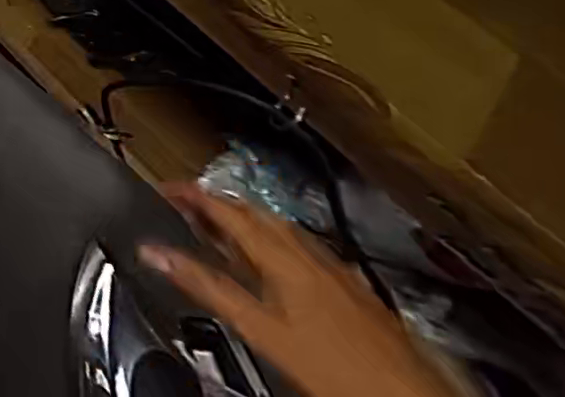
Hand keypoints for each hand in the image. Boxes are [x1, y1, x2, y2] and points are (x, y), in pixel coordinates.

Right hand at [141, 182, 453, 396]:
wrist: (407, 396)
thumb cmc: (335, 370)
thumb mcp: (258, 329)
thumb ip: (206, 286)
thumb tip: (157, 254)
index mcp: (278, 253)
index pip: (223, 207)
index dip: (190, 193)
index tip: (165, 188)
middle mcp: (303, 248)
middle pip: (249, 211)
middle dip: (213, 202)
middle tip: (184, 206)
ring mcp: (327, 263)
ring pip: (274, 225)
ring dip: (240, 219)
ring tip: (217, 227)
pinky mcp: (344, 282)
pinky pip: (296, 244)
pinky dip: (268, 240)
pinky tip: (269, 261)